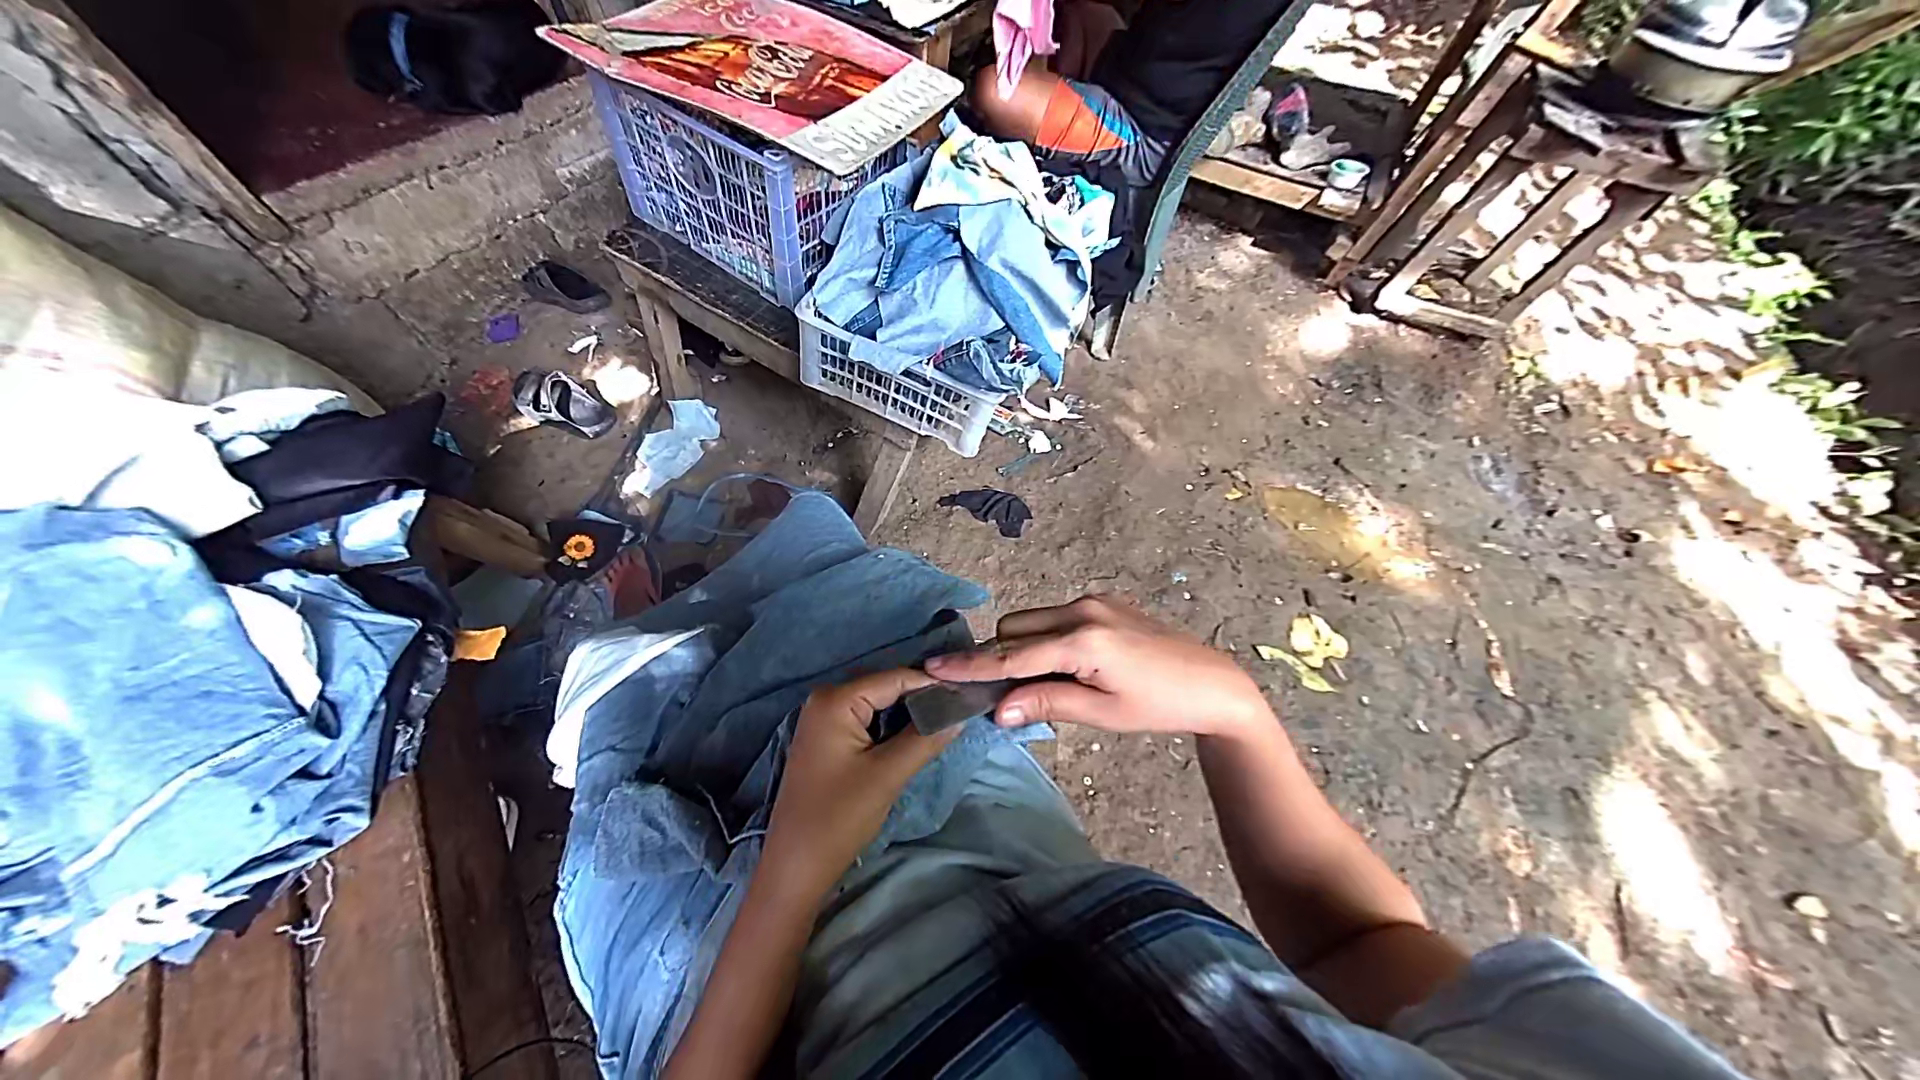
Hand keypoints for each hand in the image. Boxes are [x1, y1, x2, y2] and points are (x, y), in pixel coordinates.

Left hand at [761, 669, 958, 897]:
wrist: (796, 866)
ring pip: (877, 703)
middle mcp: (825, 699)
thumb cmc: (838, 818)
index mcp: (835, 700)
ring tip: (946, 719)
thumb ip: (925, 739)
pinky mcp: (825, 738)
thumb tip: (960, 713)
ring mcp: (822, 719)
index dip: (933, 684)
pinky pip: (866, 718)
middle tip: (960, 708)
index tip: (968, 693)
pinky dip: (890, 724)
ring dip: (908, 711)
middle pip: (885, 686)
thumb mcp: (887, 775)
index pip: (895, 678)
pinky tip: (915, 734)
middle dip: (921, 696)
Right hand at [922, 595, 1273, 737]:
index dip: (971, 665)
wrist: (1212, 682)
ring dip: (1023, 646)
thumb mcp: (1102, 713)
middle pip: (1013, 628)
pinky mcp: (1103, 600)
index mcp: (1083, 641)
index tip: (933, 666)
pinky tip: (1068, 662)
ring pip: (1031, 619)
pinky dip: (1045, 637)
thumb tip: (996, 710)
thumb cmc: (1159, 706)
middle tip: (1006, 693)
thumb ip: (1046, 703)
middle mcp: (1082, 610)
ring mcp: (1093, 600)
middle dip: (1000, 657)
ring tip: (1046, 680)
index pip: (1013, 656)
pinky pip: (1055, 615)